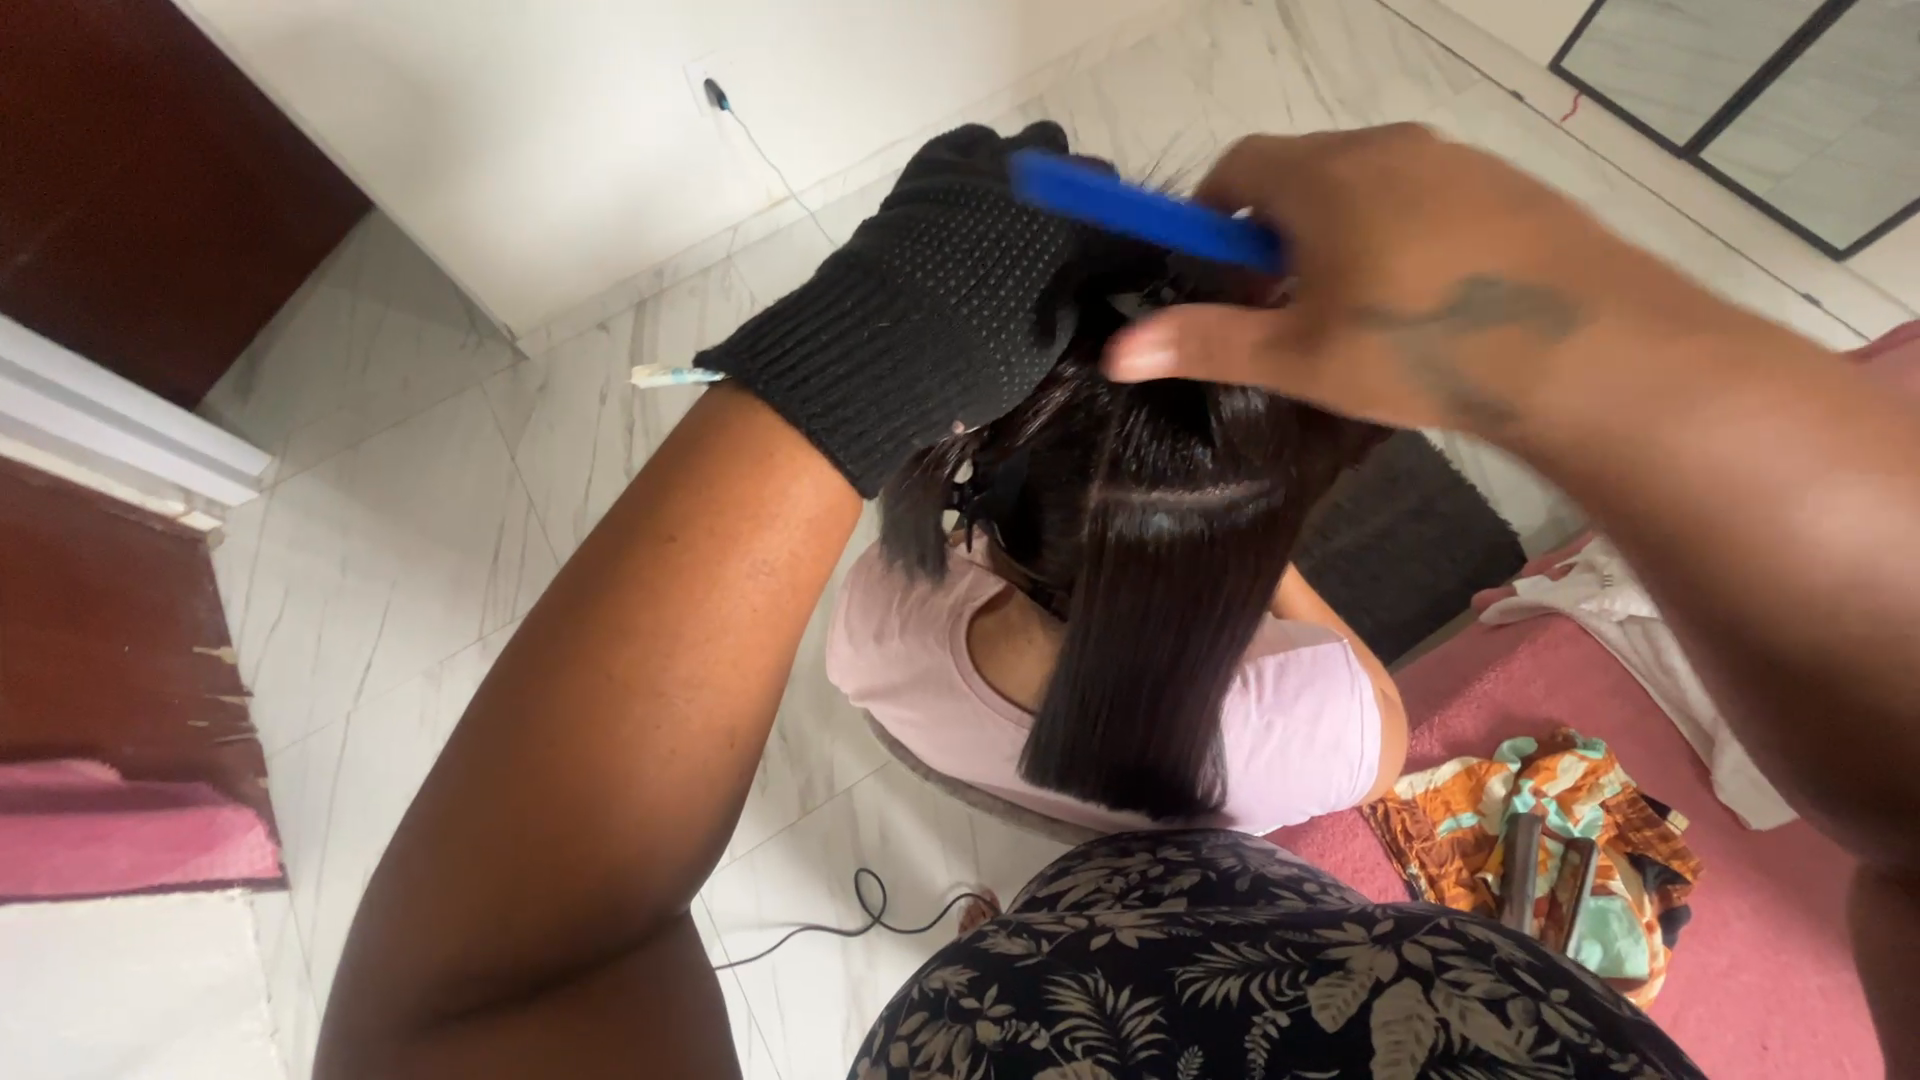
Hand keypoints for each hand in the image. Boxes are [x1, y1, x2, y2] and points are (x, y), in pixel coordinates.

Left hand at [698, 122, 1086, 496]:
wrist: (893, 342)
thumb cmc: (977, 361)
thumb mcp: (1045, 345)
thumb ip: (1069, 303)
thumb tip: (1077, 286)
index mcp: (1081, 237)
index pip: (1126, 234)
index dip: (1124, 253)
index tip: (1116, 270)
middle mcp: (1047, 187)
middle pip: (1090, 178)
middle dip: (1086, 207)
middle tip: (1063, 244)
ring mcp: (991, 165)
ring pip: (1037, 146)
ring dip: (1039, 176)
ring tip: (1015, 216)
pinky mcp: (940, 162)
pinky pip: (975, 143)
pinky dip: (982, 165)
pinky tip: (970, 198)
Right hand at [1102, 126, 1719, 436]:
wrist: (1592, 353)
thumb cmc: (1418, 349)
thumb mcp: (1295, 356)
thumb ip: (1203, 343)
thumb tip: (1115, 352)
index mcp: (1327, 177)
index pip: (1236, 167)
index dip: (1204, 215)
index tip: (1206, 274)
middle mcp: (1389, 148)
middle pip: (1295, 176)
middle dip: (1264, 239)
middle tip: (1272, 311)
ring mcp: (1456, 161)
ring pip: (1359, 188)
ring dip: (1326, 240)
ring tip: (1342, 315)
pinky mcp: (1505, 187)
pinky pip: (1417, 198)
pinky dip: (1387, 237)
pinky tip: (1410, 303)